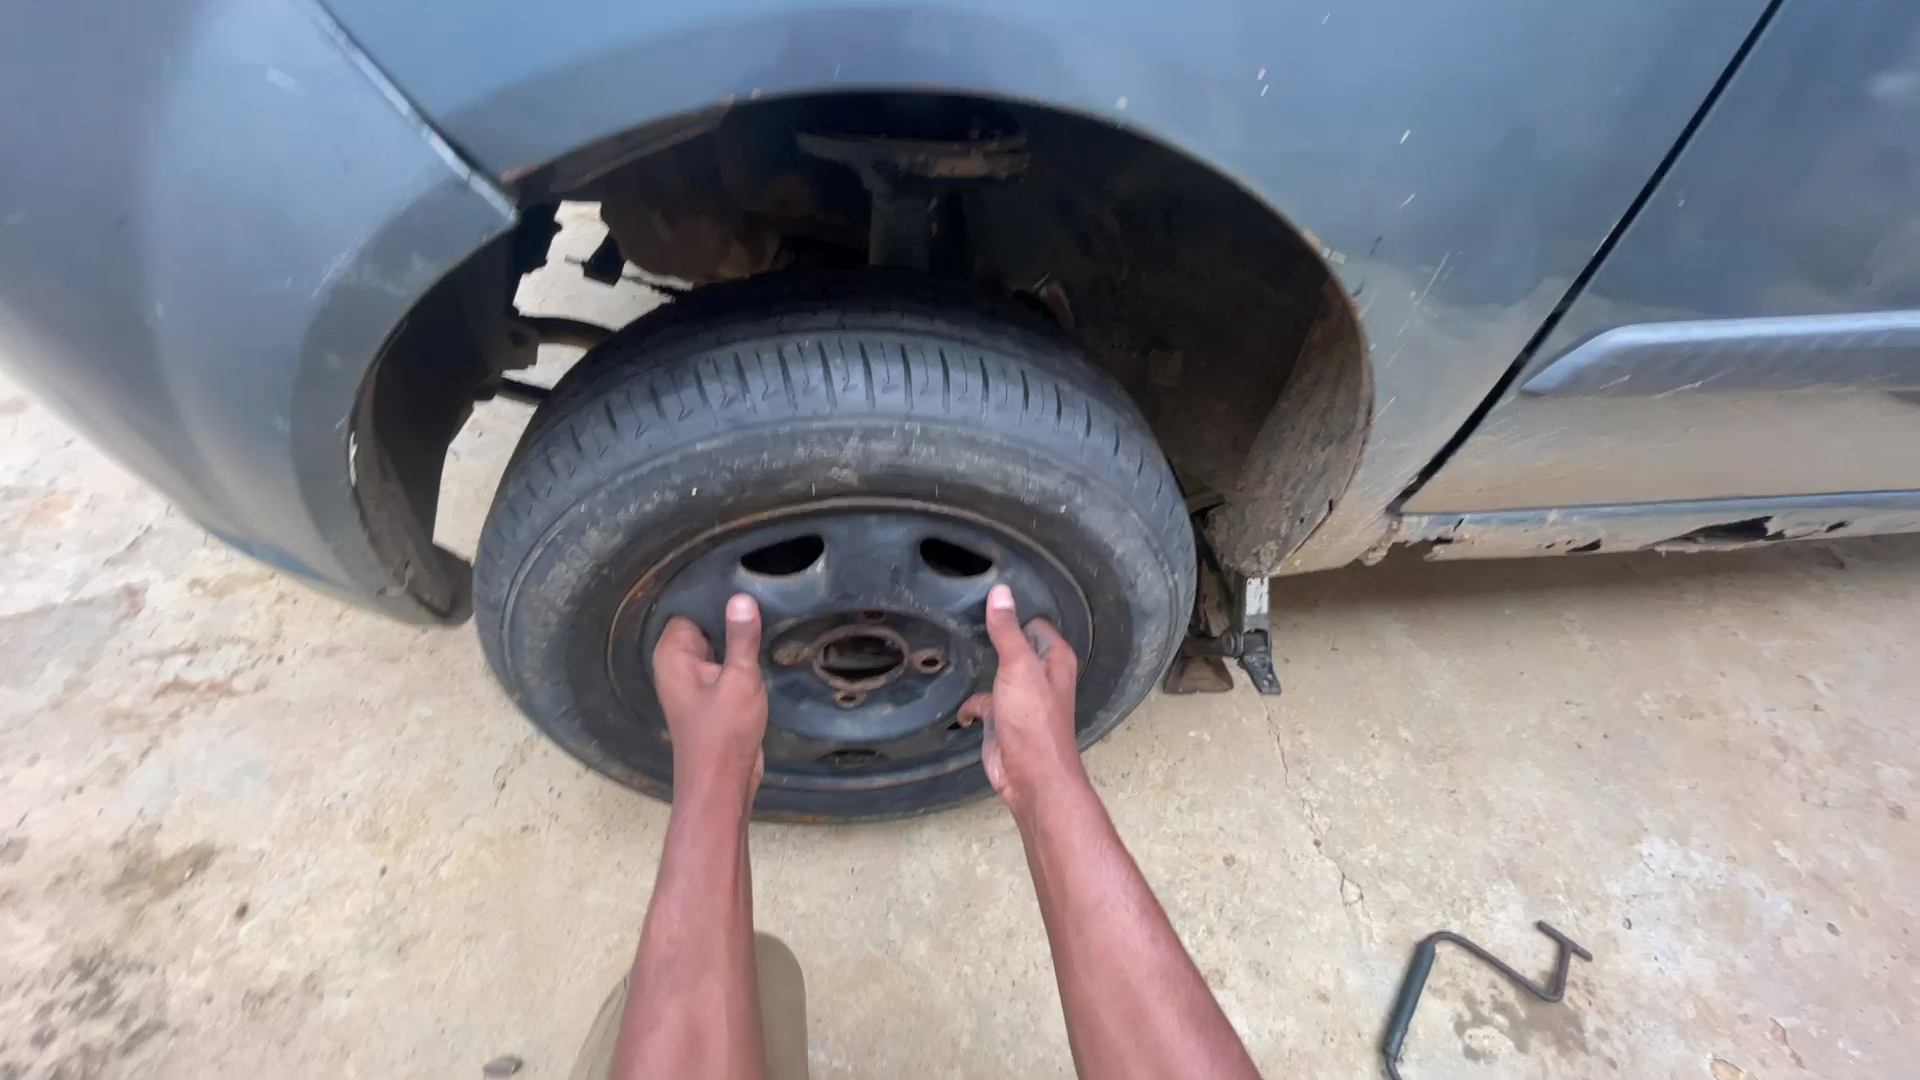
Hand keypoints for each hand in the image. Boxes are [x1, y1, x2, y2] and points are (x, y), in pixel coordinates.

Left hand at [652, 594, 768, 799]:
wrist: (722, 782)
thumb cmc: (724, 732)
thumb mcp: (739, 679)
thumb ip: (742, 637)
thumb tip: (741, 598)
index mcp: (673, 654)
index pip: (691, 608)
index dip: (717, 596)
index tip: (746, 579)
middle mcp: (678, 663)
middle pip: (705, 623)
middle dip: (730, 613)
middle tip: (765, 591)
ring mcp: (694, 679)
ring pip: (718, 642)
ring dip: (739, 635)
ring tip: (770, 611)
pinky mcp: (711, 692)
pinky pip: (725, 661)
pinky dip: (741, 654)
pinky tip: (766, 642)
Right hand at [958, 584, 1084, 815]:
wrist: (1031, 777)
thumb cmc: (1034, 720)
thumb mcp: (1018, 667)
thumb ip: (1007, 630)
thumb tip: (1000, 591)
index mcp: (1054, 658)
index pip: (1034, 621)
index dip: (1013, 612)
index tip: (985, 597)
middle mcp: (1040, 674)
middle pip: (1013, 644)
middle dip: (993, 638)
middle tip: (962, 618)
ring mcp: (1021, 697)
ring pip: (996, 672)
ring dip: (979, 669)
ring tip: (954, 650)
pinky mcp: (1003, 718)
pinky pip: (982, 702)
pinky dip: (970, 705)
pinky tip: (960, 707)